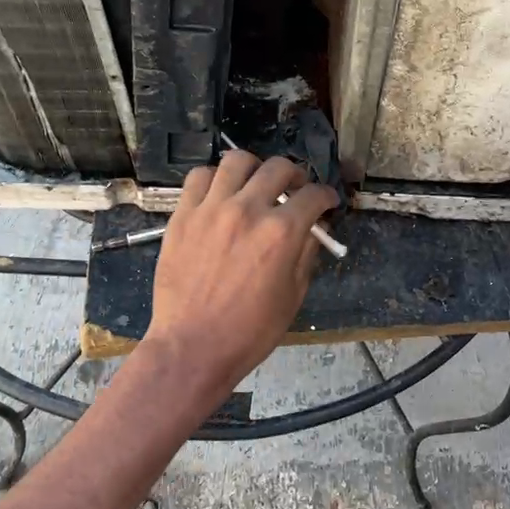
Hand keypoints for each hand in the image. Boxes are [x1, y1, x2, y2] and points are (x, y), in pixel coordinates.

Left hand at [143, 151, 338, 399]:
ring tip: (255, 184)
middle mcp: (248, 210)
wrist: (192, 347)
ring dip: (254, 168)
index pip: (314, 195)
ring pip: (237, 161)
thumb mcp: (294, 295)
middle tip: (295, 190)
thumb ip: (307, 253)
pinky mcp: (183, 215)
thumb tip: (317, 228)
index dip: (327, 196)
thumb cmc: (250, 331)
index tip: (327, 201)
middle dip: (295, 176)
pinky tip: (220, 194)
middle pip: (279, 168)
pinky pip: (199, 178)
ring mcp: (211, 209)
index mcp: (281, 233)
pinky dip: (215, 179)